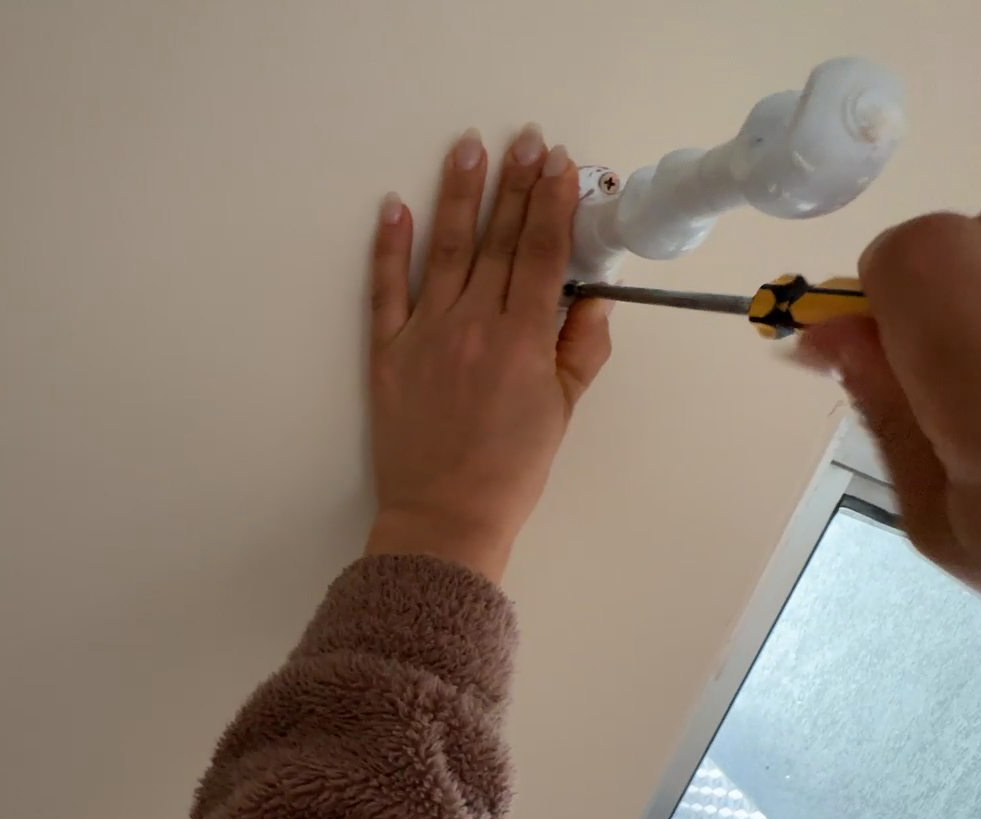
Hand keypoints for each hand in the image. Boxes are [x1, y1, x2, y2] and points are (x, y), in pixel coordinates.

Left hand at [364, 125, 613, 581]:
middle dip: (515, 185)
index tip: (562, 164)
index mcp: (523, 339)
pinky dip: (388, 248)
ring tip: (467, 148)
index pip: (543, 254)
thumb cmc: (510, 471)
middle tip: (525, 139)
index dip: (554, 204)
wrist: (444, 516)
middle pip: (499, 242)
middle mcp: (474, 325)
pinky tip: (395, 208)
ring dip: (458, 196)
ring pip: (445, 251)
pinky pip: (385, 291)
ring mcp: (425, 335)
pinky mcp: (386, 354)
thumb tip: (594, 295)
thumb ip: (582, 349)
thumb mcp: (562, 412)